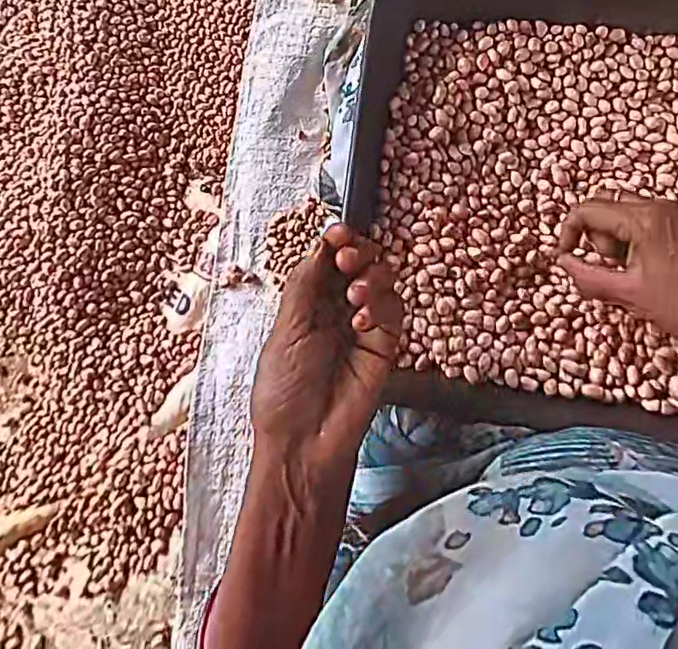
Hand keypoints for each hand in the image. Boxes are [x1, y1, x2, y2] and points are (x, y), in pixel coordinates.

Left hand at [251, 224, 403, 472]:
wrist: (303, 445)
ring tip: (355, 293)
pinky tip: (362, 320)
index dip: (336, 241)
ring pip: (382, 280)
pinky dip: (381, 306)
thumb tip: (320, 244)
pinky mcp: (384, 344)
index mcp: (308, 301)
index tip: (339, 232)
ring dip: (371, 276)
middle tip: (349, 257)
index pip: (328, 258)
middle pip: (359, 262)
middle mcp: (337, 307)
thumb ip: (304, 283)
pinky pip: (393, 310)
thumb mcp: (285, 330)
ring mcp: (363, 324)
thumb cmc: (283, 391)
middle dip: (358, 251)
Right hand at [555, 194, 677, 362]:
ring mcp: (675, 215)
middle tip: (609, 270)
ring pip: (623, 214)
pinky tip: (645, 272)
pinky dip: (633, 242)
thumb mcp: (630, 295)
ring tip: (630, 275)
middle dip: (596, 236)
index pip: (587, 210)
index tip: (565, 256)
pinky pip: (644, 223)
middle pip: (605, 207)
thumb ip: (587, 276)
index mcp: (644, 218)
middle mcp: (660, 207)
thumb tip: (562, 261)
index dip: (568, 232)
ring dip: (614, 240)